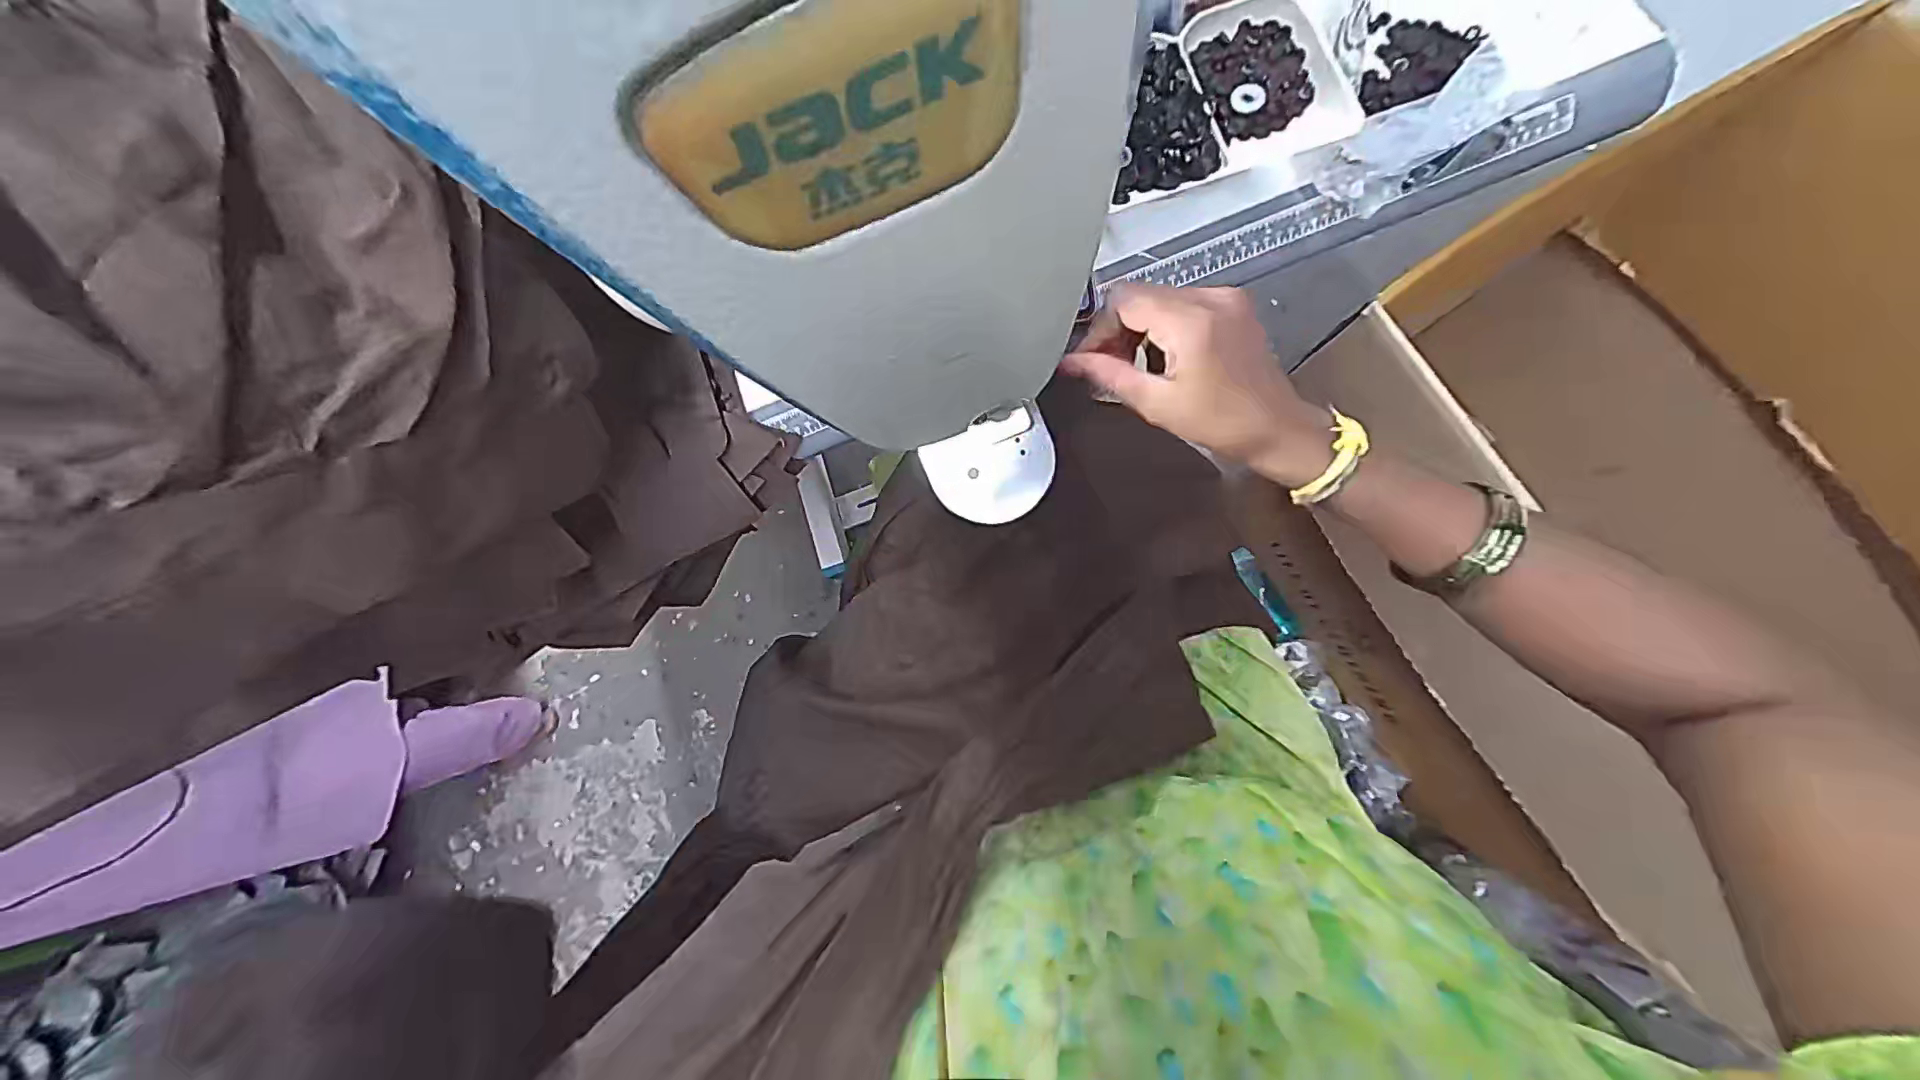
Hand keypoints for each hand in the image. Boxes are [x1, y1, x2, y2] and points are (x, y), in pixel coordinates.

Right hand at [1060, 284, 1337, 487]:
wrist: (1275, 427)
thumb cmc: (1222, 423)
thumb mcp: (1155, 403)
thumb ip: (1109, 375)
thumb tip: (1073, 362)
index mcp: (1191, 321)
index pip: (1123, 300)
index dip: (1099, 328)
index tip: (1090, 358)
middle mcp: (1210, 298)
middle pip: (1140, 294)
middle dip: (1116, 329)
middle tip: (1107, 364)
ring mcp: (1225, 298)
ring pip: (1158, 297)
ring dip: (1137, 327)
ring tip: (1133, 364)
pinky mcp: (1232, 305)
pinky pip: (1182, 303)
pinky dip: (1161, 325)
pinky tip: (1160, 357)